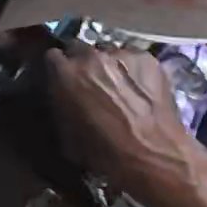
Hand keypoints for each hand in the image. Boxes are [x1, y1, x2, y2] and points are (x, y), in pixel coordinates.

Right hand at [48, 45, 200, 202]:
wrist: (154, 157)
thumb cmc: (104, 153)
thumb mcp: (66, 134)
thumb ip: (58, 106)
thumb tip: (59, 97)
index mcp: (66, 73)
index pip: (53, 56)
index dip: (58, 69)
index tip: (63, 80)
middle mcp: (91, 55)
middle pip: (80, 49)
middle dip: (82, 64)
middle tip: (91, 84)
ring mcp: (121, 53)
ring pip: (108, 52)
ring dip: (109, 66)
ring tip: (120, 87)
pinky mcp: (147, 58)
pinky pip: (133, 59)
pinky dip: (133, 70)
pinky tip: (140, 89)